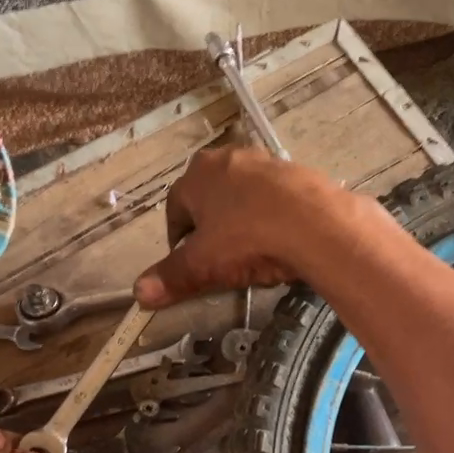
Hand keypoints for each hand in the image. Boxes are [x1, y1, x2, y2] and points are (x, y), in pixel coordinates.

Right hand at [133, 145, 385, 307]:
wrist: (314, 223)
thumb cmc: (247, 239)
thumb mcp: (204, 264)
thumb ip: (173, 277)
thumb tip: (139, 293)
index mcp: (197, 176)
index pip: (175, 208)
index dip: (178, 238)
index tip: (186, 261)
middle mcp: (228, 159)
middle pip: (211, 199)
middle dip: (212, 228)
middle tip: (220, 258)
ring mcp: (266, 163)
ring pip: (245, 197)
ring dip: (243, 220)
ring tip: (252, 252)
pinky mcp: (298, 174)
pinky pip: (277, 200)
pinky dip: (274, 219)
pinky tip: (282, 241)